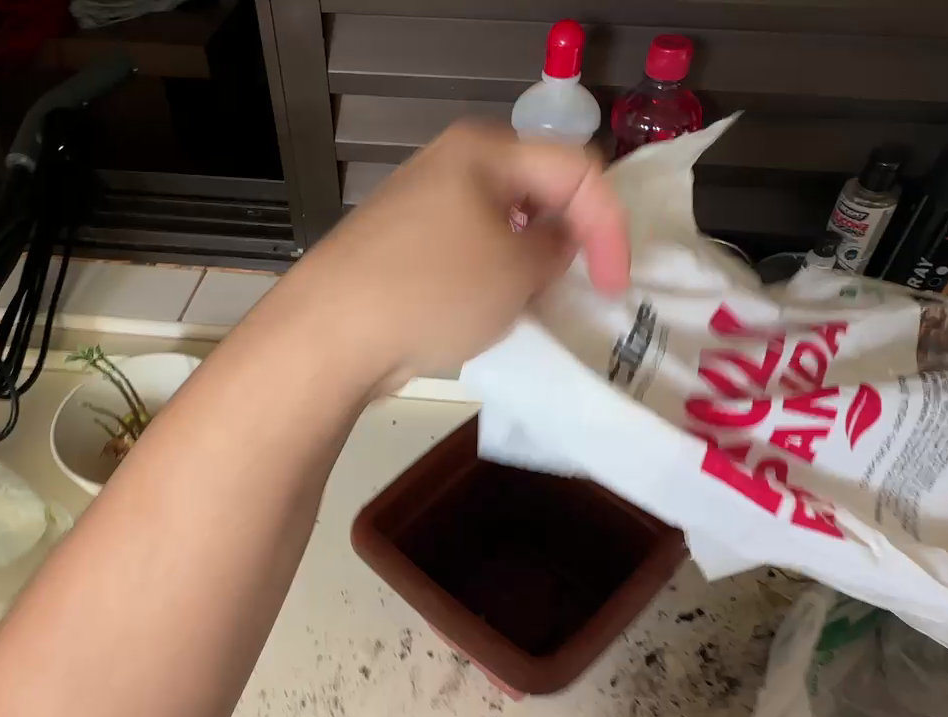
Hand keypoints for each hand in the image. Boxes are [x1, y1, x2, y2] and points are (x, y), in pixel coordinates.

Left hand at [245, 121, 629, 395]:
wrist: (332, 335)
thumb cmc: (434, 292)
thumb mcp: (517, 271)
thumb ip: (557, 248)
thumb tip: (556, 240)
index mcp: (484, 150)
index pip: (576, 171)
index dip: (608, 228)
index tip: (615, 286)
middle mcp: (449, 167)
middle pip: (535, 194)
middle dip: (565, 241)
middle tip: (574, 291)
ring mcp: (419, 210)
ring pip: (499, 230)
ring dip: (526, 266)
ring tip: (529, 309)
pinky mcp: (399, 251)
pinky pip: (464, 258)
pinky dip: (487, 283)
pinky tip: (483, 317)